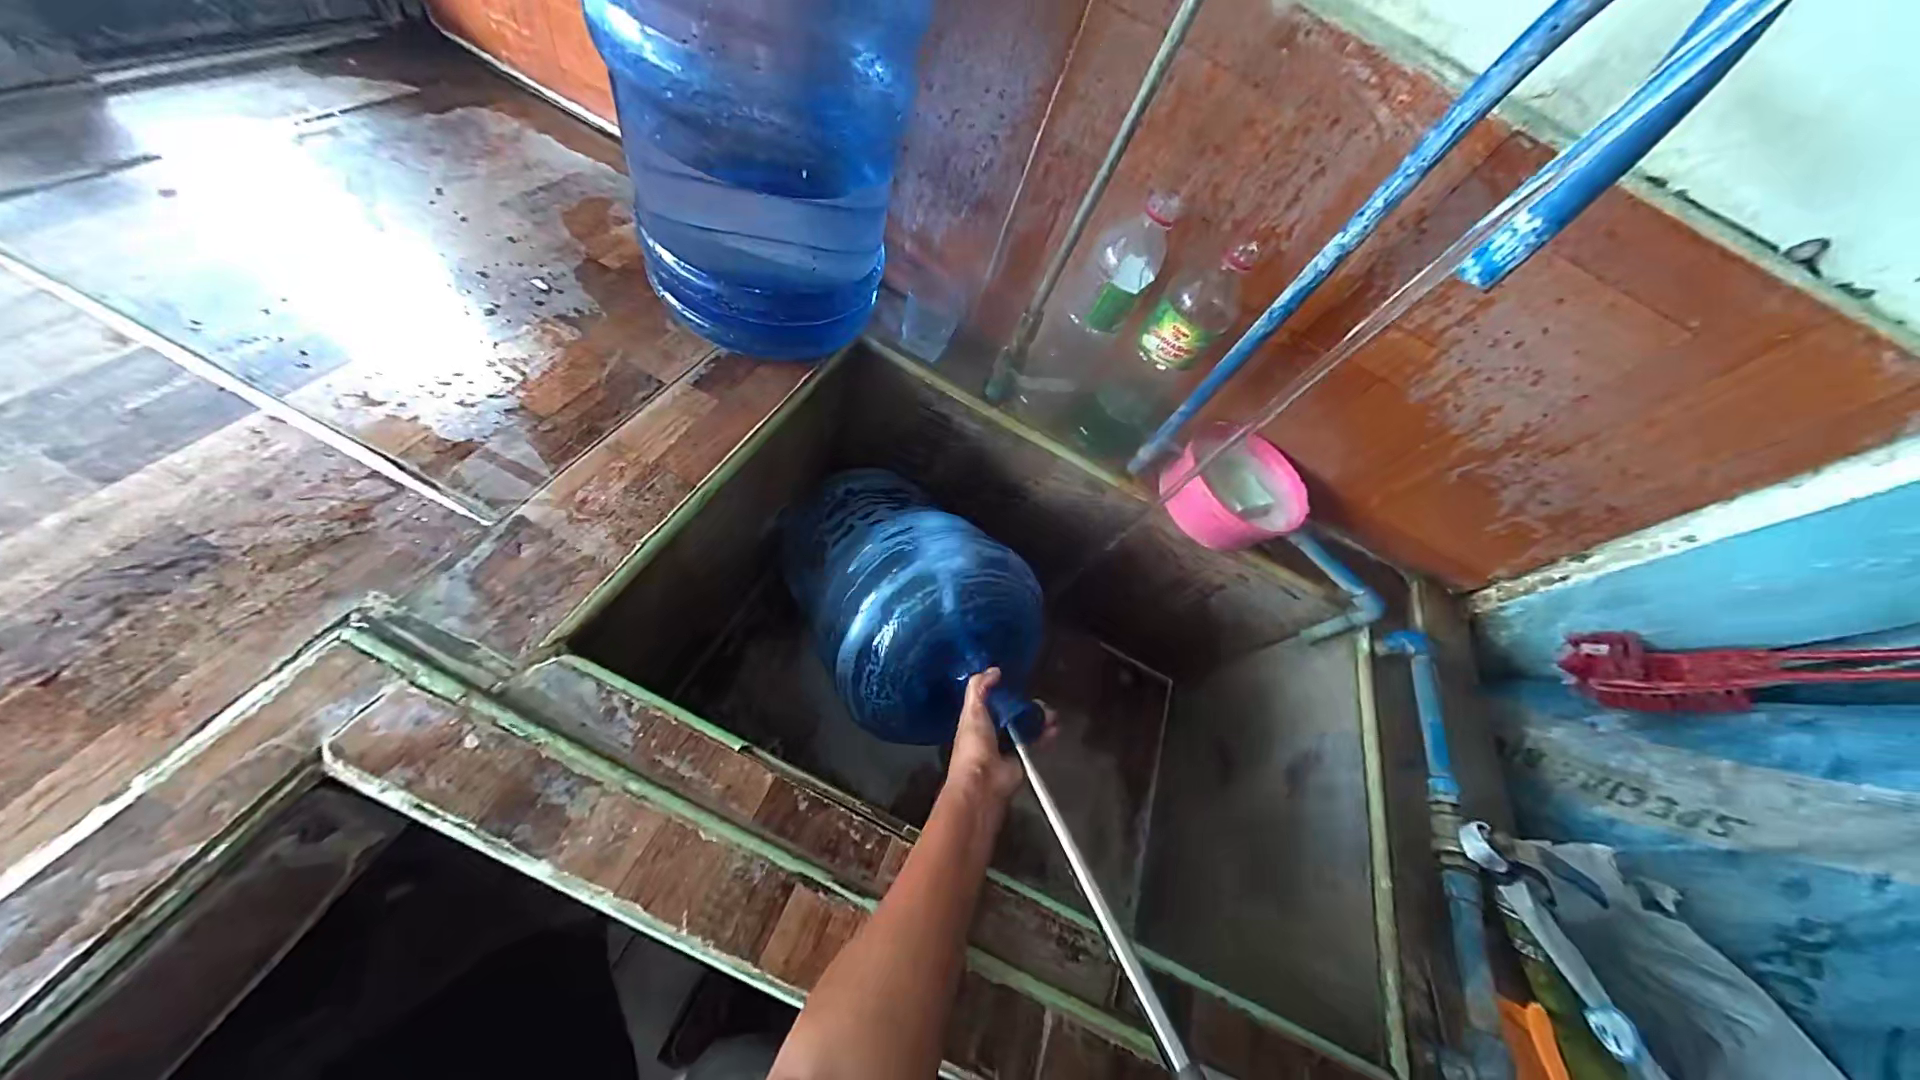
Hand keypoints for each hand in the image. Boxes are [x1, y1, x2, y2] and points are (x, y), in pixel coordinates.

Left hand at [947, 668, 1052, 802]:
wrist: (984, 783)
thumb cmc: (974, 744)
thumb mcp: (972, 710)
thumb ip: (979, 688)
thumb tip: (994, 670)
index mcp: (975, 720)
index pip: (989, 701)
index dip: (1001, 691)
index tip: (1016, 681)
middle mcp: (991, 732)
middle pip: (1011, 713)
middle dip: (1026, 705)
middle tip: (1039, 700)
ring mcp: (1007, 746)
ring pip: (1026, 726)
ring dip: (1039, 718)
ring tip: (1051, 713)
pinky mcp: (1022, 757)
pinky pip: (1036, 741)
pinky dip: (1046, 734)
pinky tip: (1054, 727)